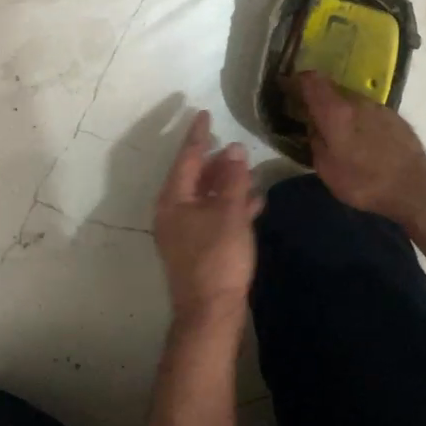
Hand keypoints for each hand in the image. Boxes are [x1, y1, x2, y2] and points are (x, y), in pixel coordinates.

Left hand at [152, 111, 261, 329]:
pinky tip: (254, 202)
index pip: (186, 158)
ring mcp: (182, 232)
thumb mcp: (230, 213)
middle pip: (193, 177)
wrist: (211, 312)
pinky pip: (211, 216)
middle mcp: (171, 213)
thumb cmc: (218, 257)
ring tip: (248, 169)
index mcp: (172, 200)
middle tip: (233, 144)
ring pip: (204, 197)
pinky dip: (229, 206)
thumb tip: (235, 149)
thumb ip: (234, 179)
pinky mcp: (196, 248)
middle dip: (215, 161)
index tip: (204, 113)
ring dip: (226, 184)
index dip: (197, 135)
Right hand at [297, 72, 425, 226]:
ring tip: (336, 130)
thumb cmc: (364, 182)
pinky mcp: (395, 118)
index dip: (296, 80)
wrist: (415, 189)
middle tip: (308, 113)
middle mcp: (358, 101)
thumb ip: (315, 142)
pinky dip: (358, 118)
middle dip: (317, 97)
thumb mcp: (326, 169)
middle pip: (332, 88)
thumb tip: (313, 126)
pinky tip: (361, 139)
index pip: (312, 81)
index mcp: (336, 111)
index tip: (286, 86)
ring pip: (352, 100)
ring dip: (340, 108)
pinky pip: (368, 111)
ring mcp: (380, 108)